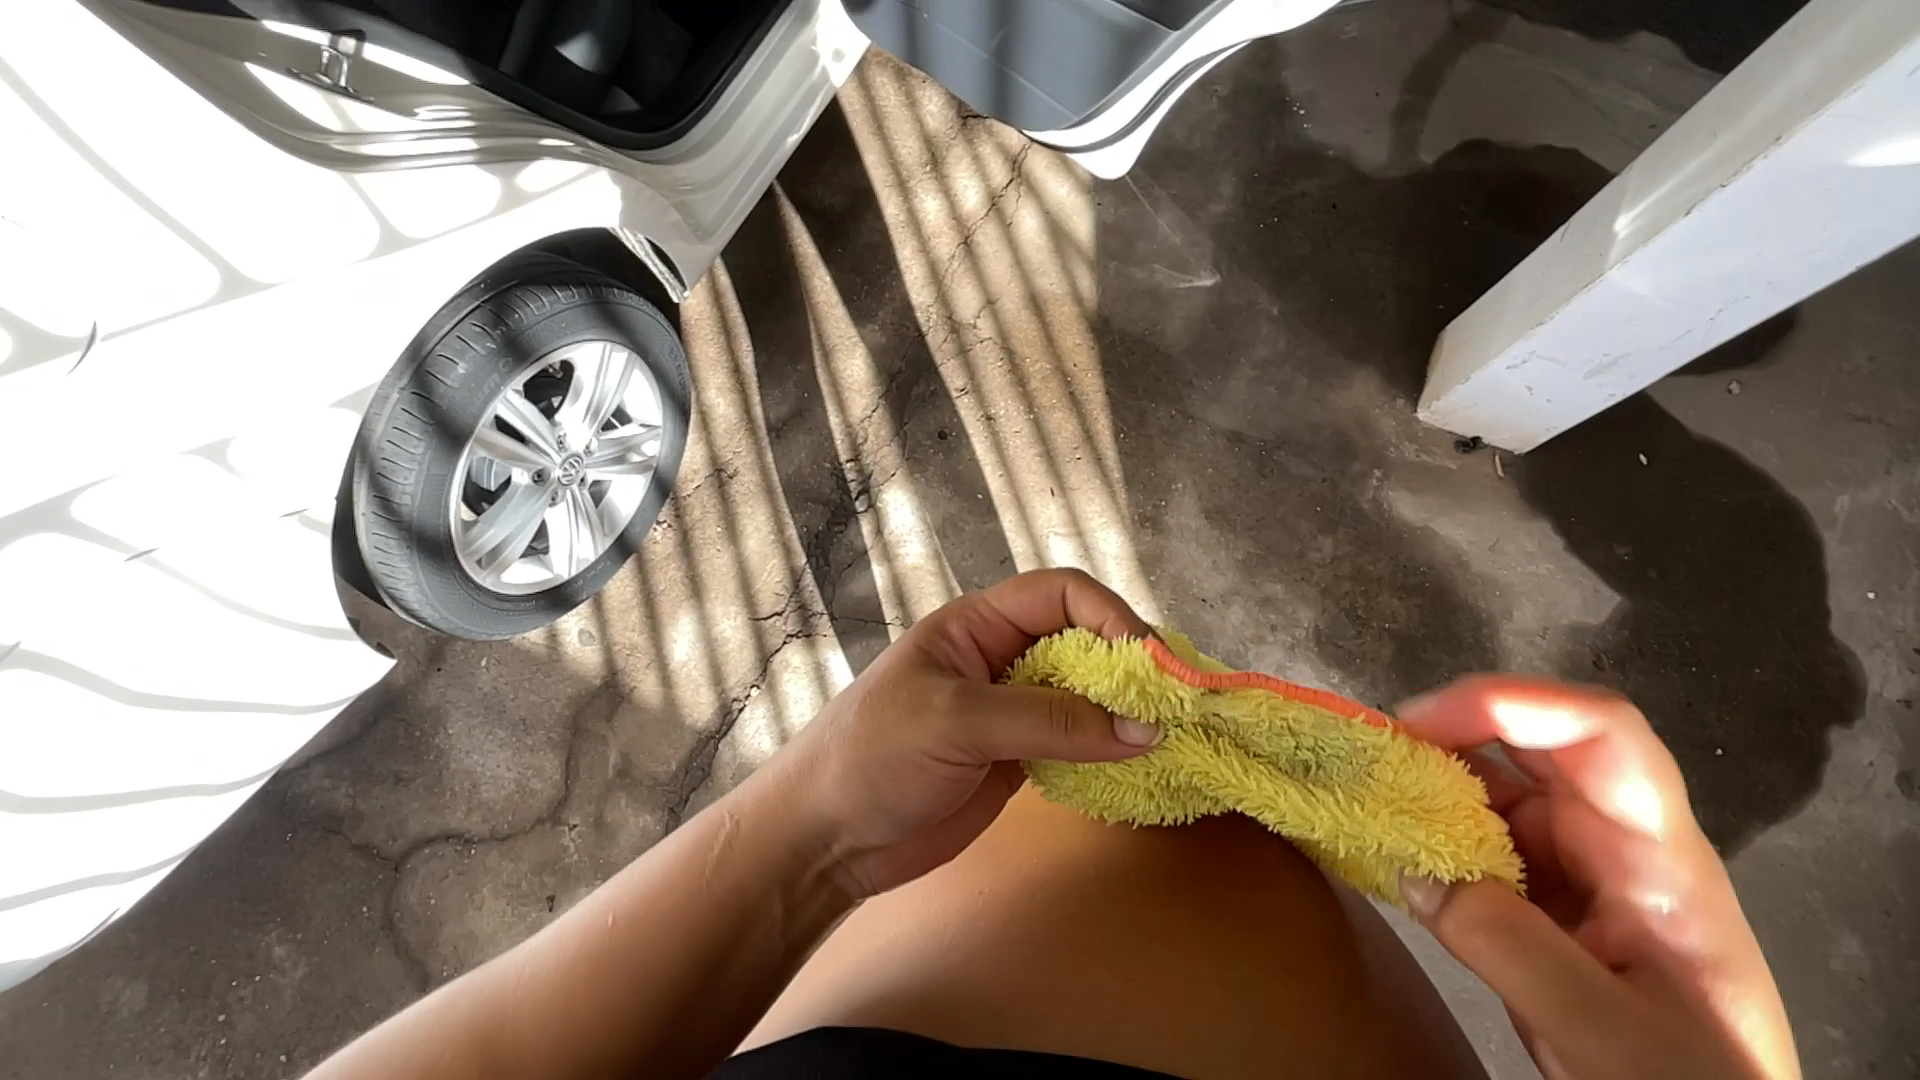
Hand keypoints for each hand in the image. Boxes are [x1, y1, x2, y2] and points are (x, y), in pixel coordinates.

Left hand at [757, 569, 1158, 898]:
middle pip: (1082, 641)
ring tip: (1168, 734)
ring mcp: (1010, 711)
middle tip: (1174, 704)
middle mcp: (1000, 659)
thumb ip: (1049, 720)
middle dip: (1128, 665)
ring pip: (1084, 694)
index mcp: (977, 625)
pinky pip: (1075, 742)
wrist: (825, 836)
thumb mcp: (957, 722)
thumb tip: (1143, 727)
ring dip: (1124, 710)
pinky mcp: (1015, 759)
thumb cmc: (873, 755)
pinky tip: (1135, 762)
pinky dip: (1108, 749)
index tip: (1152, 662)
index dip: (1111, 616)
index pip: (1060, 594)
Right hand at [1394, 677, 1798, 1079]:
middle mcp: (1616, 842)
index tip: (1417, 723)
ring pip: (1497, 787)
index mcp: (1657, 858)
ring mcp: (1578, 867)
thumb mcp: (1609, 1035)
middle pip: (1536, 745)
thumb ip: (1511, 949)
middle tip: (1373, 752)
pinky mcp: (1542, 896)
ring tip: (1366, 796)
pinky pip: (1477, 835)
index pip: (1600, 734)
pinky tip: (1389, 844)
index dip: (1510, 702)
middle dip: (1450, 729)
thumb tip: (1412, 869)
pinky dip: (1427, 828)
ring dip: (1430, 781)